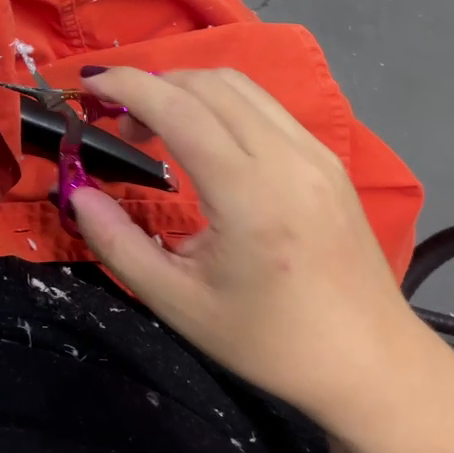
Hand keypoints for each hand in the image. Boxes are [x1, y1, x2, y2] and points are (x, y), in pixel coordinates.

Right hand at [67, 67, 426, 421]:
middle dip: (150, 85)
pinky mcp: (329, 159)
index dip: (127, 85)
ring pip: (237, 84)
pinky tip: (202, 137)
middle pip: (206, 83)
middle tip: (118, 122)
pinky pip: (262, 104)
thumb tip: (77, 192)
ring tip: (156, 126)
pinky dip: (217, 100)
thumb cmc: (271, 341)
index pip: (180, 108)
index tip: (88, 84)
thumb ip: (116, 244)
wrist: (375, 368)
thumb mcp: (177, 303)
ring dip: (184, 88)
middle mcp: (288, 160)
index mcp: (252, 196)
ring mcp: (316, 154)